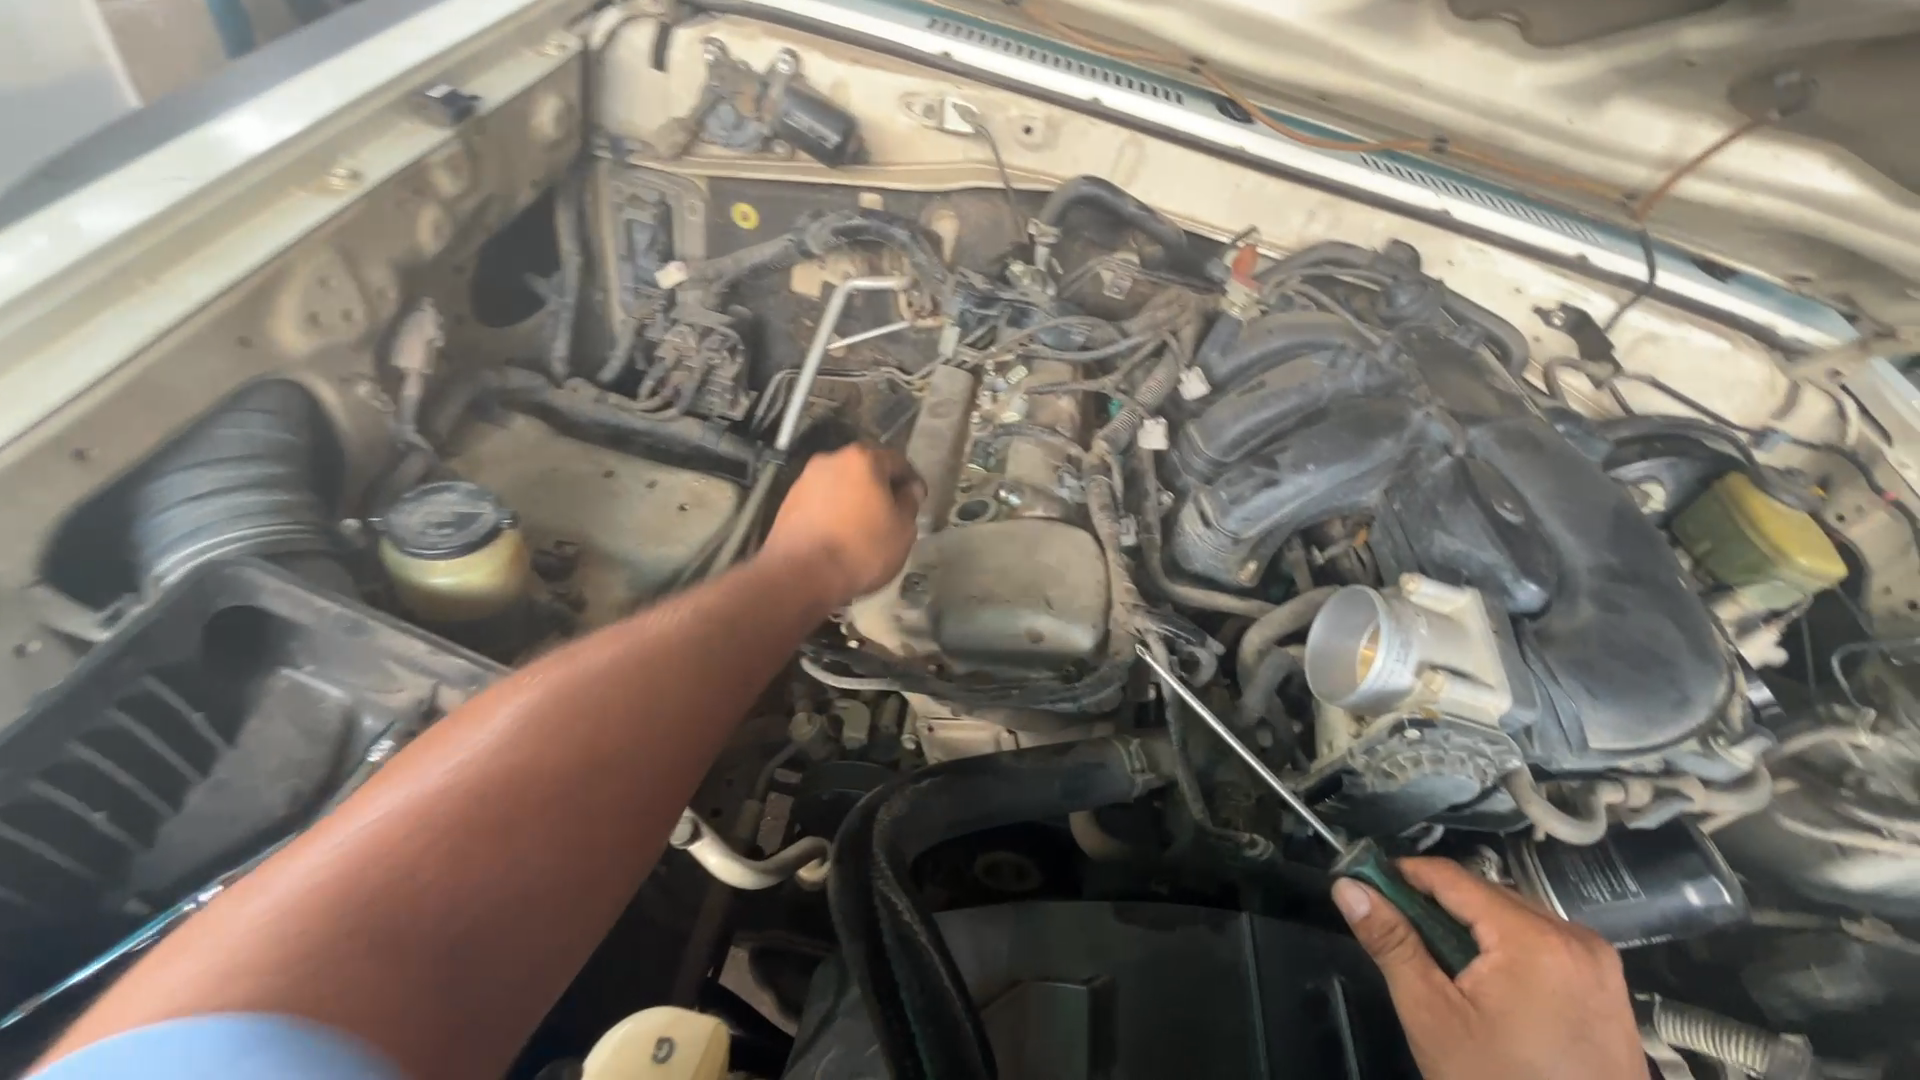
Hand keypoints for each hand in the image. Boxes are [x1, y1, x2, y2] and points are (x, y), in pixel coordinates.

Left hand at [763, 443, 923, 605]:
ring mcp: (805, 480)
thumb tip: (908, 490)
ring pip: (840, 484)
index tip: (917, 500)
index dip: (911, 481)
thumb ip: (909, 504)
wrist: (800, 575)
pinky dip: (834, 512)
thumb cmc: (861, 549)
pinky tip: (839, 535)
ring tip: (863, 527)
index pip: (897, 461)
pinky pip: (821, 501)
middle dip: (879, 487)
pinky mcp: (788, 502)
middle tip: (891, 513)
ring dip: (854, 499)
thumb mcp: (902, 530)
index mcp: (863, 459)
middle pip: (865, 469)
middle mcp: (830, 459)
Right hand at [1333, 858, 1644, 1079]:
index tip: (1365, 884)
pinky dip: (1503, 949)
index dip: (1402, 874)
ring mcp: (1597, 963)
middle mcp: (1574, 937)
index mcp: (1533, 938)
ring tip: (1438, 965)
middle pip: (1484, 894)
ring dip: (1469, 927)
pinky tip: (1482, 986)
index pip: (1452, 877)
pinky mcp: (1606, 987)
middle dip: (1435, 906)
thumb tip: (1347, 888)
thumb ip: (1390, 943)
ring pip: (1511, 916)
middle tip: (1397, 934)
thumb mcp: (1432, 1015)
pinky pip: (1540, 943)